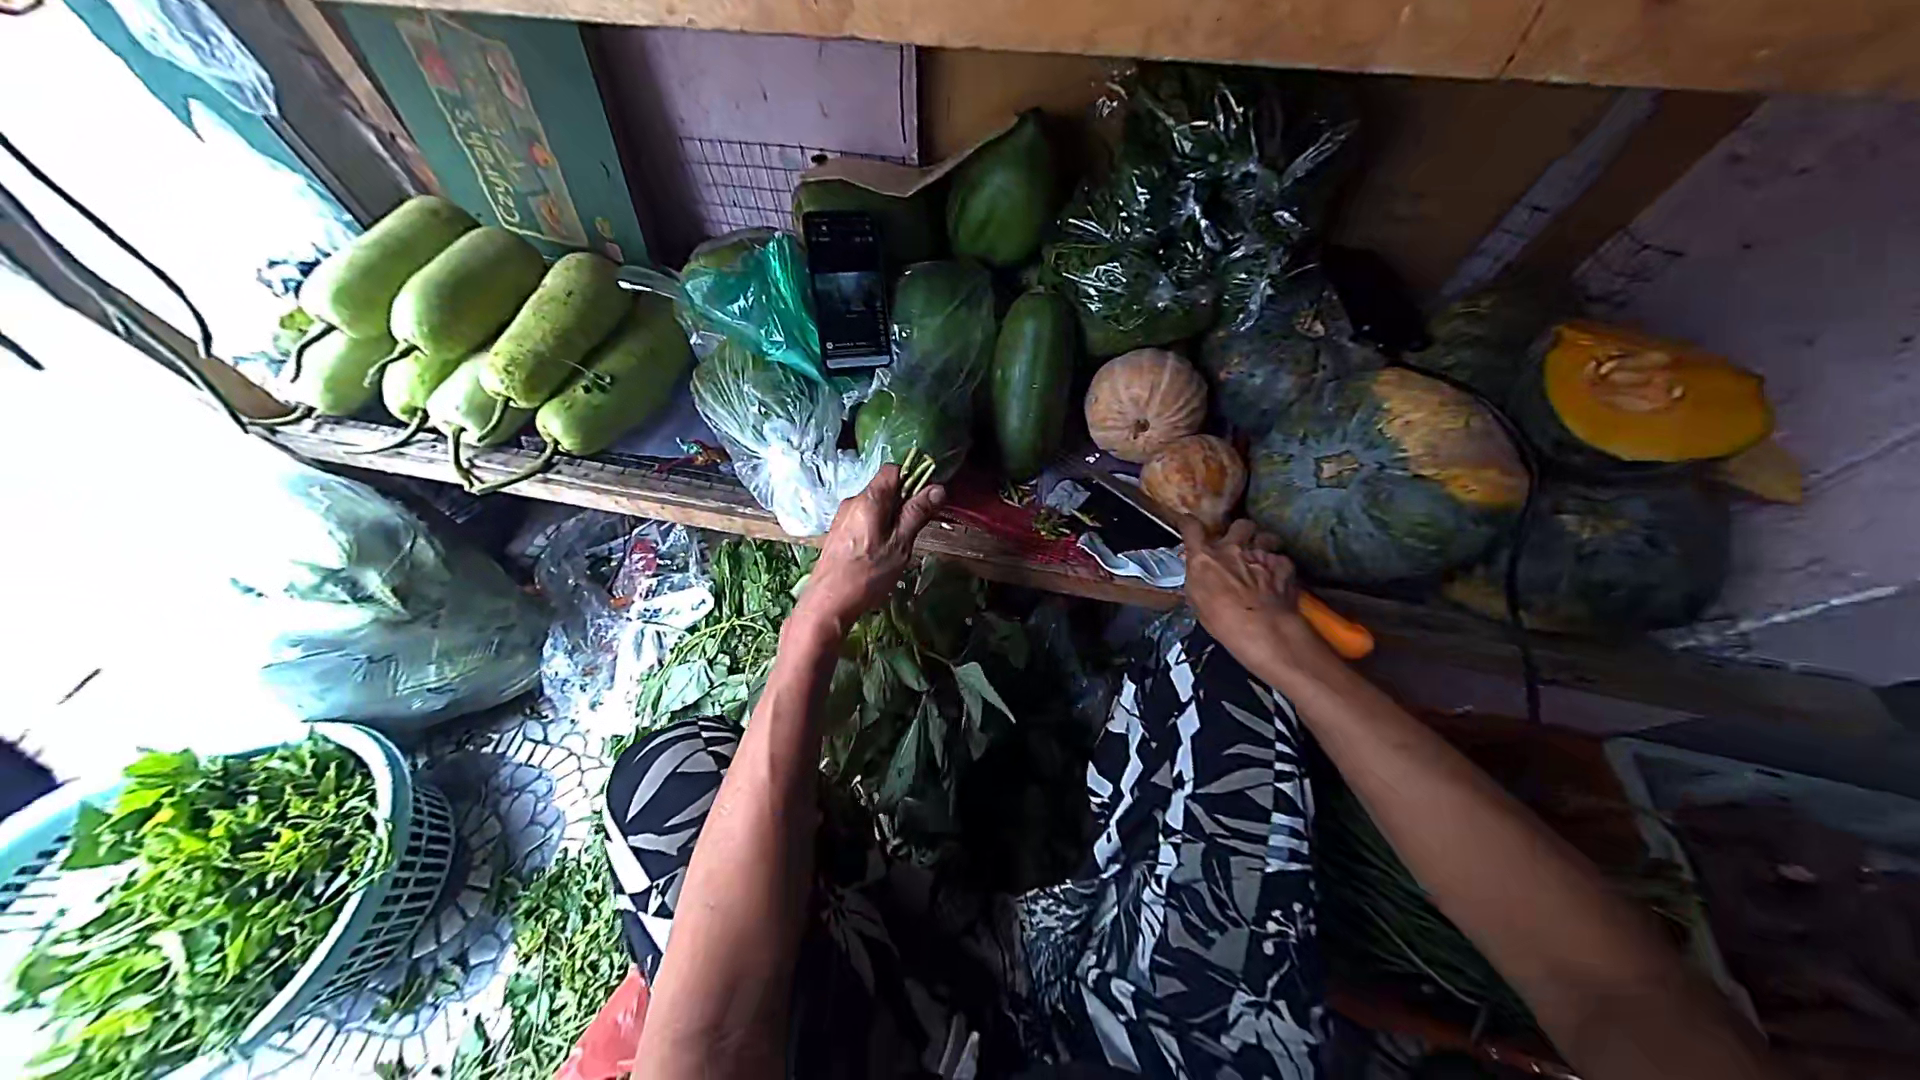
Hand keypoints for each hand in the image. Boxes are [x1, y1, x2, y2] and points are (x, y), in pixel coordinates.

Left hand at [793, 463, 945, 635]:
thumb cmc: (867, 574)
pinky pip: (864, 520)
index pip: (893, 470)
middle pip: (884, 488)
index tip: (926, 500)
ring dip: (892, 517)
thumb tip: (937, 488)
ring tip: (900, 544)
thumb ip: (917, 514)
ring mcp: (843, 518)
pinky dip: (878, 528)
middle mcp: (853, 502)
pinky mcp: (839, 534)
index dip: (912, 479)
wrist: (828, 603)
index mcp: (869, 499)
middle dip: (904, 502)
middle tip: (916, 527)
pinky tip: (882, 552)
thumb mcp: (900, 544)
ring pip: (875, 506)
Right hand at [1179, 516, 1324, 670]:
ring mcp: (1260, 555)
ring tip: (1262, 556)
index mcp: (1205, 557)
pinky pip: (1281, 559)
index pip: (1192, 528)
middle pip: (1239, 525)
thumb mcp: (1196, 600)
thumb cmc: (1220, 619)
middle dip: (1240, 531)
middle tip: (1239, 543)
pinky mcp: (1283, 565)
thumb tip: (1199, 572)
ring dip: (1263, 543)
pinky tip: (1278, 577)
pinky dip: (1279, 566)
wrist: (1260, 627)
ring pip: (1265, 536)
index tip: (1188, 522)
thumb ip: (1197, 579)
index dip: (1188, 522)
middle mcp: (1233, 549)